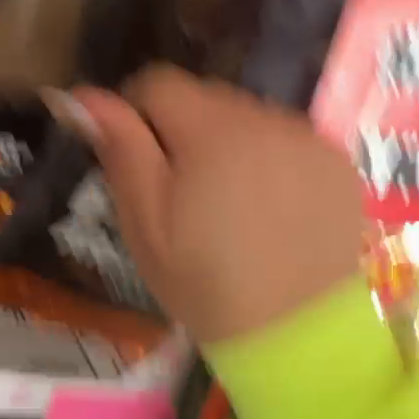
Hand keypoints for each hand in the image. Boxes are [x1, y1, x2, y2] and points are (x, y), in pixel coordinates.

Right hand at [53, 64, 363, 342]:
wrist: (290, 334)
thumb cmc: (200, 281)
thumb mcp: (143, 220)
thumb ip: (119, 148)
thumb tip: (80, 94)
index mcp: (212, 133)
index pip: (158, 84)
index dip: (133, 113)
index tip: (133, 159)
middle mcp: (267, 120)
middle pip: (204, 97)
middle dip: (180, 130)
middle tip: (177, 192)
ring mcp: (309, 139)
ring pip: (245, 115)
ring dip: (224, 142)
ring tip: (222, 204)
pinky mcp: (338, 162)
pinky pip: (285, 138)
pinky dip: (266, 159)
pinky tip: (263, 208)